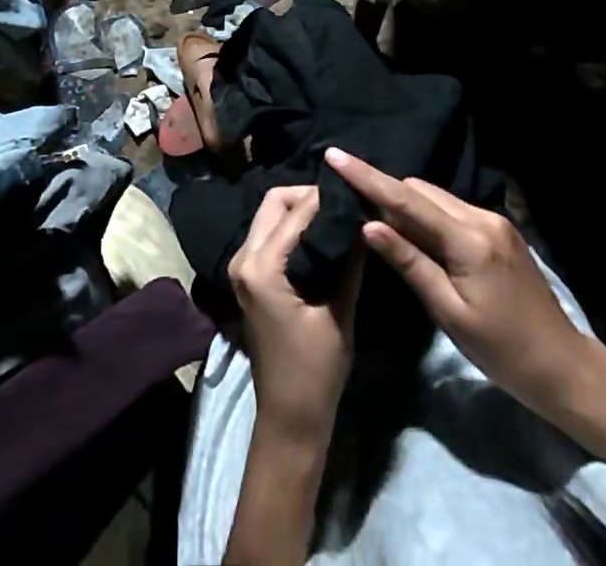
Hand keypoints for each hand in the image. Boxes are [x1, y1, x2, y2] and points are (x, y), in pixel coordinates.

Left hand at [228, 185, 364, 438]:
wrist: (289, 413)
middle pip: (274, 202)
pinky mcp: (248, 277)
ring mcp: (241, 267)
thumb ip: (348, 261)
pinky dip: (292, 226)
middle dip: (309, 195)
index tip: (357, 191)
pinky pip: (268, 234)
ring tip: (338, 215)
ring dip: (300, 208)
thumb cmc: (315, 367)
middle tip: (346, 203)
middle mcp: (244, 258)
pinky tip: (322, 234)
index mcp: (262, 266)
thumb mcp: (338, 311)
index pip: (297, 210)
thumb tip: (364, 220)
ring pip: (268, 215)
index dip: (328, 197)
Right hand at [327, 147, 605, 418]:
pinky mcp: (499, 230)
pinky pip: (451, 210)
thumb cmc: (501, 349)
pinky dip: (426, 214)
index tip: (335, 156)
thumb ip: (410, 263)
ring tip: (371, 215)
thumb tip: (368, 225)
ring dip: (404, 203)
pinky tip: (410, 232)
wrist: (560, 363)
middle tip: (347, 201)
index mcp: (469, 239)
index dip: (367, 177)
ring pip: (436, 197)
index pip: (407, 199)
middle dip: (383, 190)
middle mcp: (482, 218)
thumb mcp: (449, 311)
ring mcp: (494, 222)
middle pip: (421, 190)